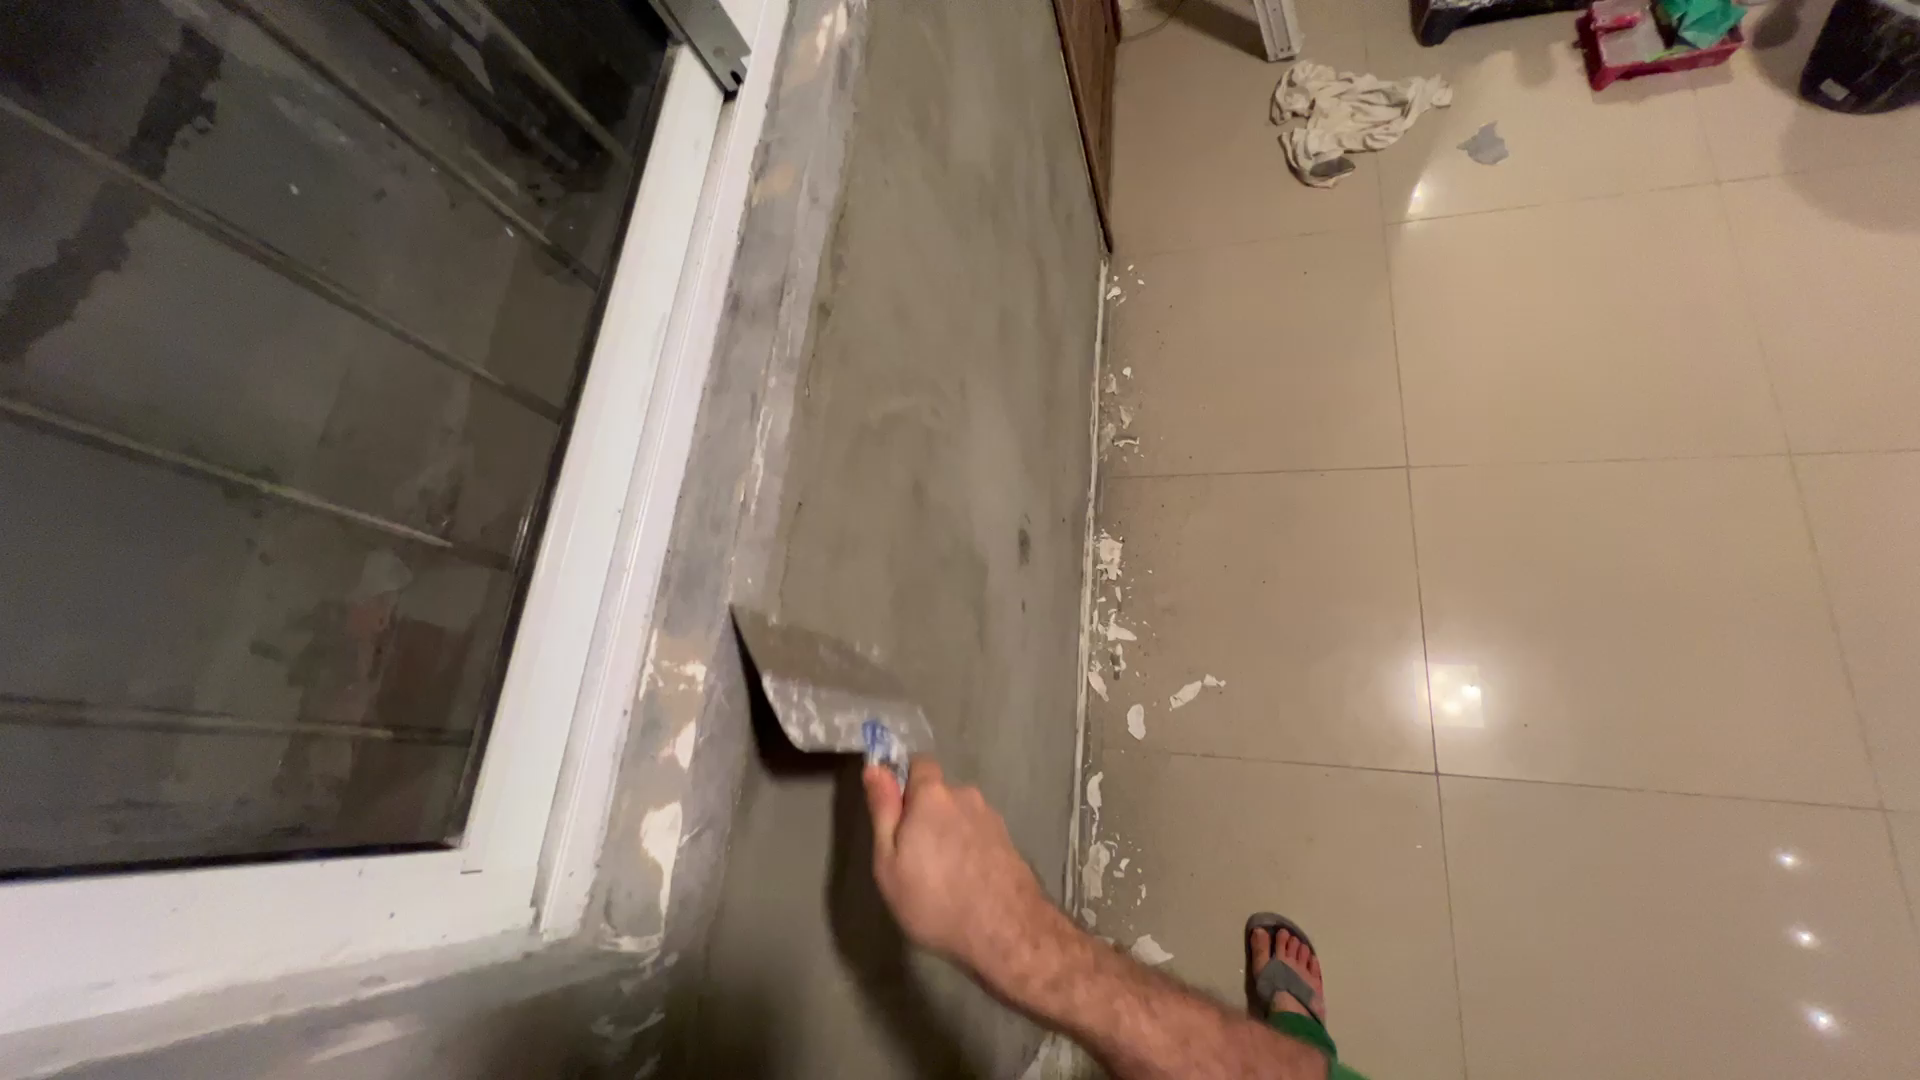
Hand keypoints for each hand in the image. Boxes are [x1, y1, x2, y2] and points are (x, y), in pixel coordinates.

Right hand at [863, 758, 1060, 979]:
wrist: (1005, 931)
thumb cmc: (934, 899)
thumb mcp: (889, 861)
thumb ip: (883, 810)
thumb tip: (875, 768)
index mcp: (933, 795)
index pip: (919, 764)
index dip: (905, 785)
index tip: (896, 817)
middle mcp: (965, 796)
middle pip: (940, 795)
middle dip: (927, 816)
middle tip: (915, 858)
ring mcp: (991, 818)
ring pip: (960, 816)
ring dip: (950, 834)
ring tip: (943, 877)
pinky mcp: (1008, 840)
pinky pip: (978, 835)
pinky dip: (970, 850)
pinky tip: (967, 883)